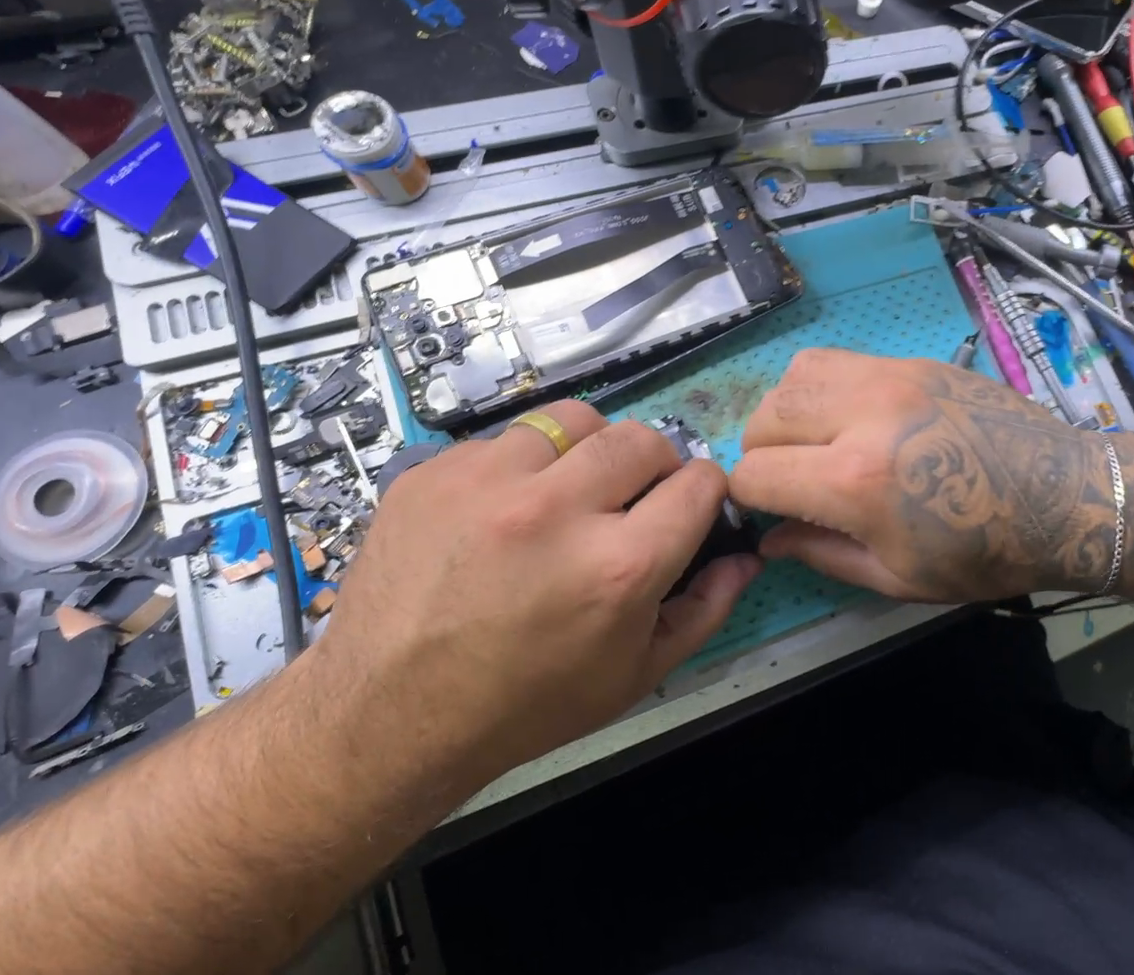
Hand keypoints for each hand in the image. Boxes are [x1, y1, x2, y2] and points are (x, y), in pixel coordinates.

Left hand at [310, 401, 759, 779]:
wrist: (388, 714)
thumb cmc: (529, 702)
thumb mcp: (637, 673)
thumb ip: (705, 608)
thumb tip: (746, 558)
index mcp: (619, 566)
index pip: (700, 483)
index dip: (706, 494)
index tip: (689, 509)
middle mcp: (558, 512)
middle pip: (644, 439)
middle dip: (657, 466)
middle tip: (633, 501)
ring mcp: (488, 485)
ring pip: (575, 420)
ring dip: (589, 451)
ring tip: (571, 490)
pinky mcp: (433, 474)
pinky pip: (506, 439)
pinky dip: (524, 465)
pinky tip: (506, 510)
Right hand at [730, 349, 1115, 602]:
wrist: (1066, 497)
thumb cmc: (987, 553)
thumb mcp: (900, 577)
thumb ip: (822, 553)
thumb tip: (770, 537)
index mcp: (855, 480)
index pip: (755, 473)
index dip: (749, 500)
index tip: (769, 512)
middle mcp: (864, 414)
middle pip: (765, 416)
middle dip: (763, 454)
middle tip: (793, 482)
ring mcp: (892, 377)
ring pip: (796, 374)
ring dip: (788, 412)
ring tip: (816, 444)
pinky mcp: (915, 362)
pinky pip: (841, 360)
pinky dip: (825, 388)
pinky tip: (853, 418)